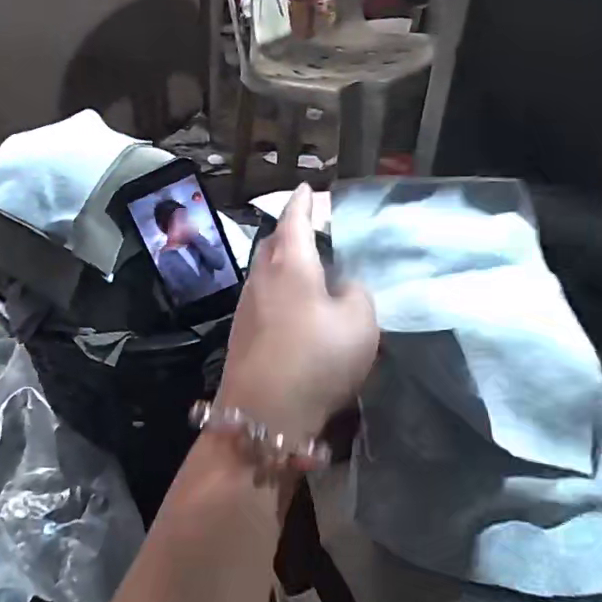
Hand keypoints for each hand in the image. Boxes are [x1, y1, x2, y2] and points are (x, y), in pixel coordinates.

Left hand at [216, 182, 376, 440]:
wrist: (263, 413)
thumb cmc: (315, 358)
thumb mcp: (359, 321)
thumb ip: (356, 292)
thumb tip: (344, 286)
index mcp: (289, 262)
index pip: (294, 218)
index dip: (305, 201)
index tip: (308, 188)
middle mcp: (260, 279)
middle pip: (273, 243)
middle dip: (291, 230)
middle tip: (314, 228)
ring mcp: (245, 308)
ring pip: (265, 272)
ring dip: (284, 264)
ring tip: (310, 267)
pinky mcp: (241, 336)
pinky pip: (263, 299)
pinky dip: (280, 291)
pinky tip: (295, 306)